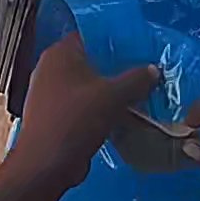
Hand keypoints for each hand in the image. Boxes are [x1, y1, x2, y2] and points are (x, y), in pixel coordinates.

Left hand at [10, 33, 159, 188]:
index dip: (118, 38)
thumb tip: (154, 70)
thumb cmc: (75, 121)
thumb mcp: (113, 96)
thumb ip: (136, 79)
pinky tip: (125, 111)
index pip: (92, 34)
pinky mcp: (57, 114)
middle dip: (119, 65)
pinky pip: (86, 102)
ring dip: (113, 88)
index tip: (142, 44)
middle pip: (93, 59)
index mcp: (60, 54)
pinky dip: (103, 105)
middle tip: (147, 68)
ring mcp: (52, 93)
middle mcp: (52, 68)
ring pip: (90, 83)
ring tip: (141, 90)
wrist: (46, 166)